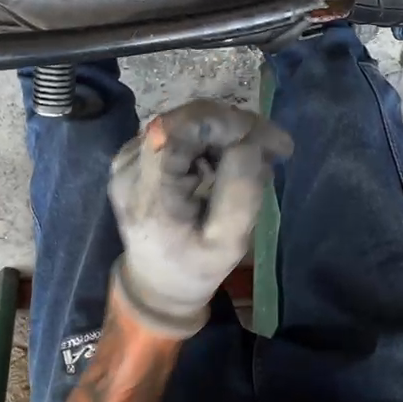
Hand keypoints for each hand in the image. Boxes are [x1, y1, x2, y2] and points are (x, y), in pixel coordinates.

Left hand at [108, 100, 292, 336]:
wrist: (156, 282)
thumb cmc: (194, 267)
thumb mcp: (228, 243)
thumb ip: (240, 193)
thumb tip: (249, 142)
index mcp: (148, 192)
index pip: (180, 130)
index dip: (226, 124)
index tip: (270, 142)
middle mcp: (130, 165)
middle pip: (186, 119)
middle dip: (236, 126)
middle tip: (274, 148)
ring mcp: (128, 156)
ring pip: (186, 120)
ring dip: (226, 131)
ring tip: (256, 157)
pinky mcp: (135, 153)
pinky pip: (179, 130)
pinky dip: (211, 138)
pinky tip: (228, 160)